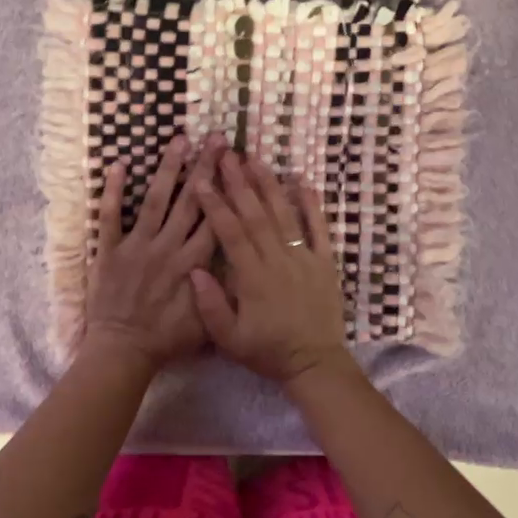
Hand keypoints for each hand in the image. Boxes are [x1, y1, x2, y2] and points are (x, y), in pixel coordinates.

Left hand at [84, 136, 220, 369]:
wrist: (123, 351)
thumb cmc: (167, 340)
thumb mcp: (208, 322)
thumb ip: (222, 290)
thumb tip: (238, 262)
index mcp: (193, 263)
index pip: (215, 219)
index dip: (227, 190)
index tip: (238, 165)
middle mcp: (168, 248)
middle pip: (191, 201)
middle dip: (205, 168)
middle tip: (217, 139)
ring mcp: (137, 246)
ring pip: (156, 201)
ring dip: (168, 169)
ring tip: (180, 140)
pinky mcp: (110, 251)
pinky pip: (110, 217)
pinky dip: (114, 191)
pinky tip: (119, 165)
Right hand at [190, 153, 353, 385]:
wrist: (314, 363)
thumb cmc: (267, 351)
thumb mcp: (229, 339)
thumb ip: (210, 305)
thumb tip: (192, 270)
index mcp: (251, 278)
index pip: (230, 234)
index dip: (215, 205)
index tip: (202, 181)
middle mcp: (277, 261)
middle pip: (256, 215)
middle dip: (239, 183)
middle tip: (226, 155)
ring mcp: (304, 259)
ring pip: (284, 215)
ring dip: (269, 185)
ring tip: (255, 159)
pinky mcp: (325, 262)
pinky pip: (319, 229)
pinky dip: (311, 204)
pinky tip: (302, 181)